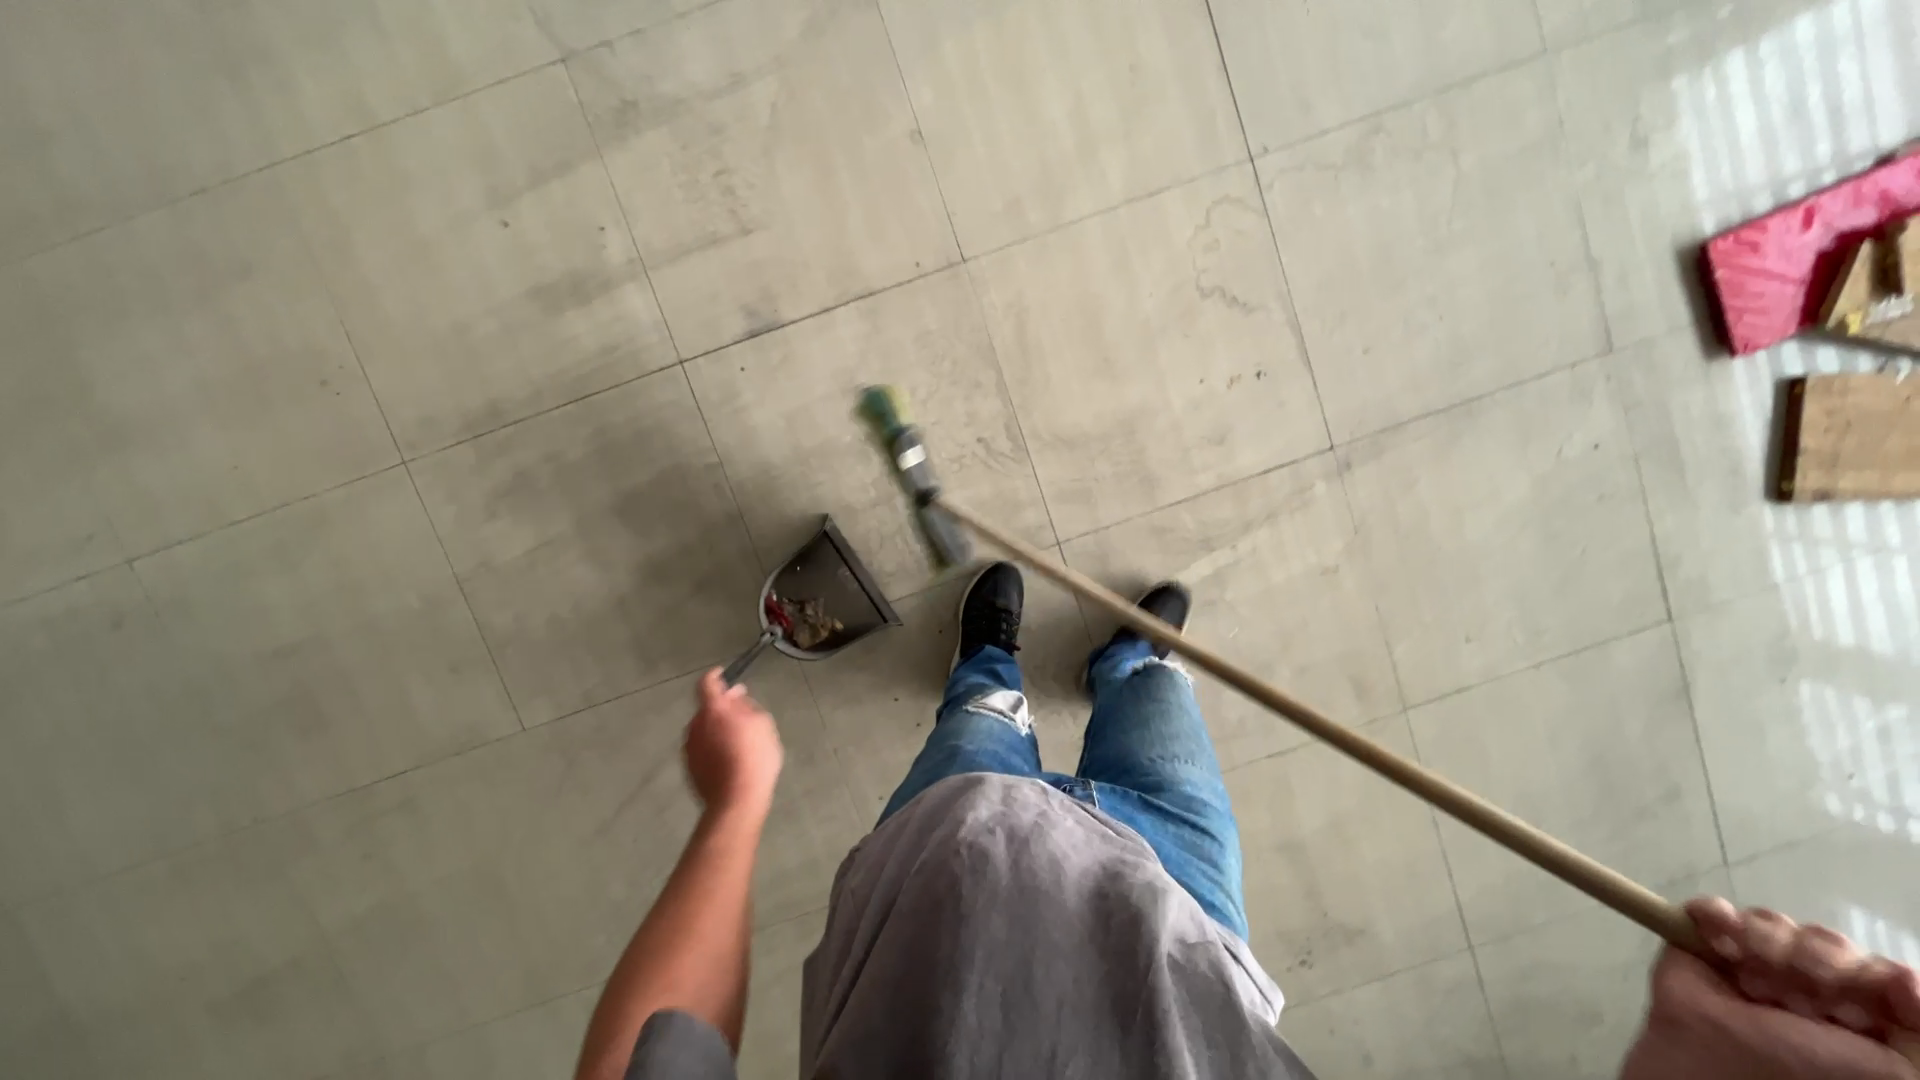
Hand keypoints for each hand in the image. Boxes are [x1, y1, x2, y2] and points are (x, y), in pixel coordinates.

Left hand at [683, 670, 782, 815]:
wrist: (736, 800)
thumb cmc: (754, 758)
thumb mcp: (763, 724)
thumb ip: (747, 706)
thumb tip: (736, 699)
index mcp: (713, 710)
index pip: (706, 683)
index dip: (715, 676)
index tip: (723, 674)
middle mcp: (695, 725)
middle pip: (707, 708)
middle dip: (722, 706)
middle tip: (741, 712)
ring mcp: (689, 747)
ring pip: (704, 729)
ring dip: (717, 727)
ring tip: (738, 739)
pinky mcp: (689, 767)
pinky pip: (702, 747)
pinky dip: (713, 746)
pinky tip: (729, 757)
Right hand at [1621, 897, 1919, 1079]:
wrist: (1716, 1060)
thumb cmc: (1809, 1071)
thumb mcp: (1891, 1069)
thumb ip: (1919, 1029)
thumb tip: (1903, 976)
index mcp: (1859, 1009)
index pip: (1877, 968)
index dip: (1868, 976)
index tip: (1851, 1008)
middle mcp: (1809, 980)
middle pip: (1825, 940)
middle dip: (1814, 962)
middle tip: (1797, 999)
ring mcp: (1753, 958)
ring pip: (1772, 921)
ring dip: (1764, 947)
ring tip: (1753, 984)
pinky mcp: (1704, 938)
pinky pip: (1712, 907)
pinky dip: (1716, 918)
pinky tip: (1721, 946)